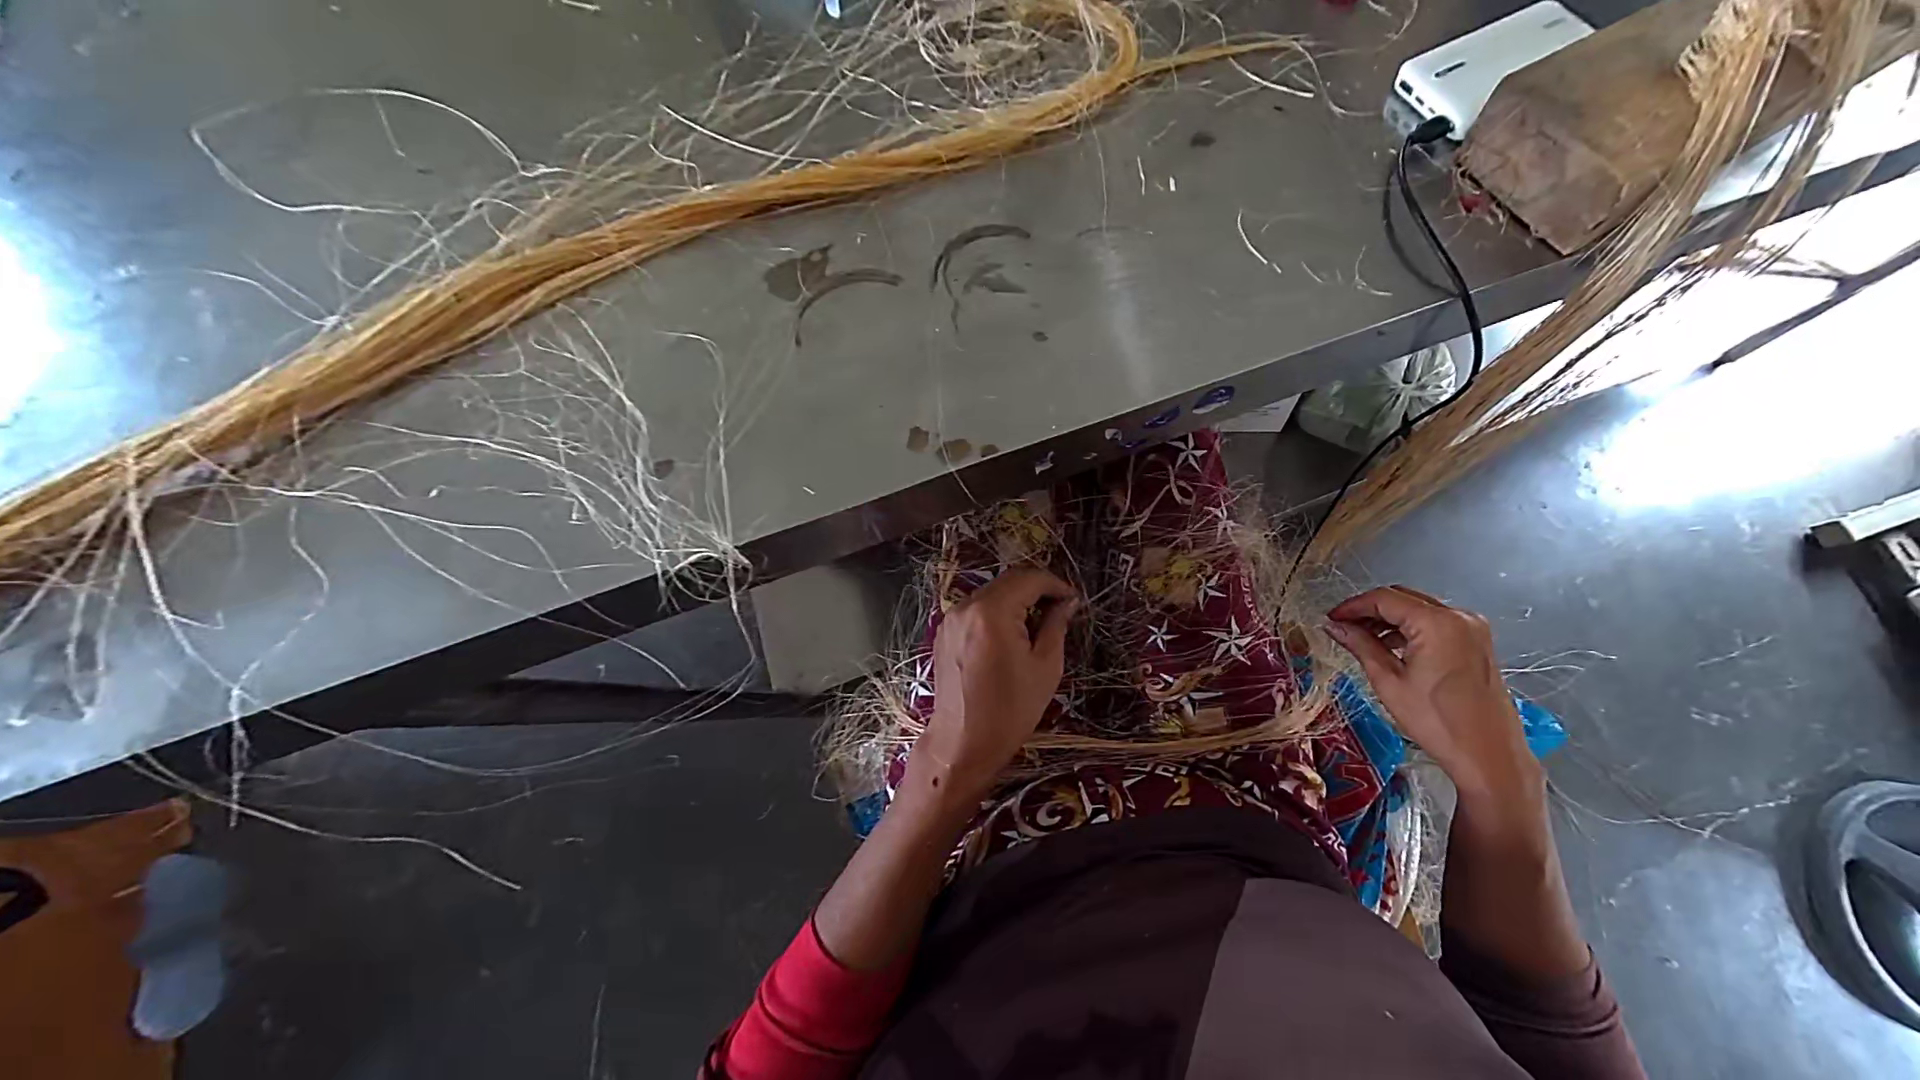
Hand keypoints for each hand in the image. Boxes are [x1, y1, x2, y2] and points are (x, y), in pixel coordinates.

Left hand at [908, 568, 1077, 809]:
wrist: (963, 743)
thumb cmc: (1010, 709)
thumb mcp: (1045, 666)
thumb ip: (1056, 625)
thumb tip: (1067, 602)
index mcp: (992, 612)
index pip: (1028, 578)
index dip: (1055, 584)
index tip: (1073, 600)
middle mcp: (966, 606)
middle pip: (1007, 582)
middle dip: (1036, 590)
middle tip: (1060, 611)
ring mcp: (950, 619)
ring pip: (990, 594)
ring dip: (1016, 601)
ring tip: (1037, 627)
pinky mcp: (944, 633)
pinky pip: (975, 611)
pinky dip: (996, 613)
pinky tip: (1010, 637)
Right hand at [1325, 586, 1540, 806]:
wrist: (1488, 754)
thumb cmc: (1435, 720)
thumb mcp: (1388, 681)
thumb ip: (1360, 645)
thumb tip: (1334, 626)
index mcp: (1437, 623)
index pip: (1384, 598)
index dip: (1352, 606)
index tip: (1330, 618)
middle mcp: (1459, 617)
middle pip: (1403, 598)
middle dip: (1369, 610)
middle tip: (1342, 627)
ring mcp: (1472, 629)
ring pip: (1418, 609)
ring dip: (1389, 619)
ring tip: (1362, 639)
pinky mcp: (1477, 643)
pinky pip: (1435, 623)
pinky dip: (1409, 629)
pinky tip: (1390, 647)